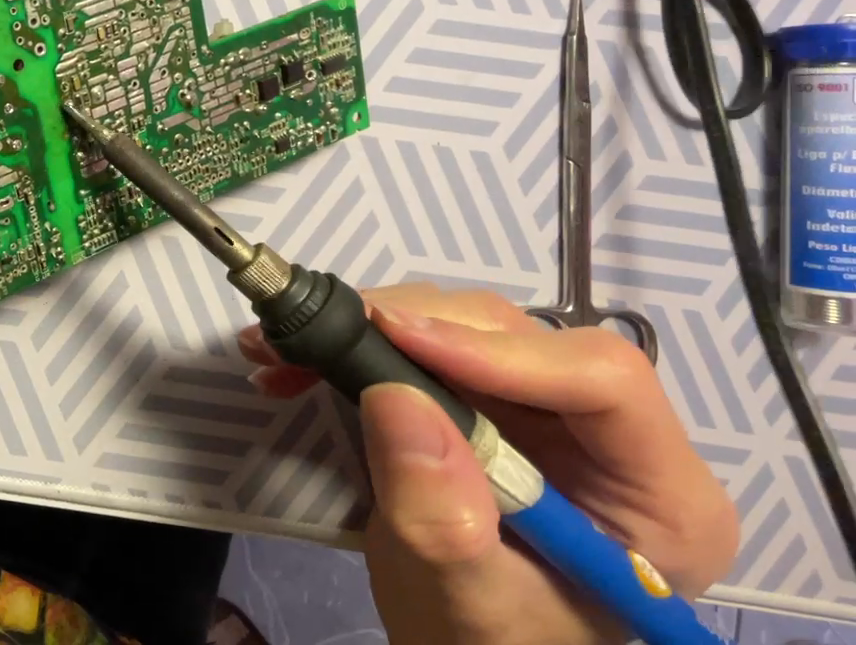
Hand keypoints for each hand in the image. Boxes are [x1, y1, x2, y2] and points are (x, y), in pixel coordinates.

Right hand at [239, 283, 737, 644]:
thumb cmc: (482, 644)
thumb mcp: (463, 598)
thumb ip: (441, 516)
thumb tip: (393, 397)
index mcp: (656, 494)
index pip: (600, 380)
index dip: (496, 350)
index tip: (392, 337)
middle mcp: (608, 433)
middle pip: (517, 337)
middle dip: (408, 330)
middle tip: (312, 339)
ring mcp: (543, 409)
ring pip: (461, 326)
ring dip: (366, 329)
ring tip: (284, 352)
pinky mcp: (484, 397)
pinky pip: (420, 344)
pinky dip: (353, 345)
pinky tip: (296, 364)